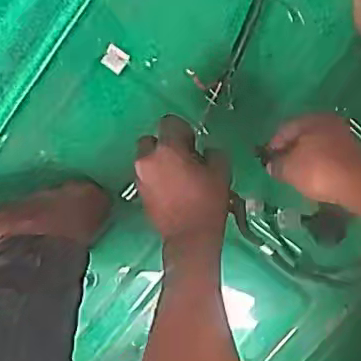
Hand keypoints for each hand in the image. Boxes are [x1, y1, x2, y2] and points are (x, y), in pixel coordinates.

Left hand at [136, 115, 231, 249]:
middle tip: (184, 159)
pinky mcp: (139, 193)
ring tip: (178, 177)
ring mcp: (140, 177)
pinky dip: (157, 178)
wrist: (190, 238)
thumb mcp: (221, 172)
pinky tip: (173, 190)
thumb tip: (205, 152)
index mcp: (167, 149)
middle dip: (166, 145)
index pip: (170, 122)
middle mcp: (147, 159)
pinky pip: (147, 176)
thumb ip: (213, 153)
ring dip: (160, 162)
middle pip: (152, 139)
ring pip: (147, 159)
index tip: (194, 144)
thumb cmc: (208, 203)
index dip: (184, 130)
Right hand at [264, 114, 360, 208]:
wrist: (359, 185)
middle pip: (304, 135)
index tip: (267, 159)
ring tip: (297, 175)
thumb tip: (272, 165)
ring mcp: (345, 139)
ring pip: (318, 147)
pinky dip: (321, 166)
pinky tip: (317, 179)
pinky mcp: (355, 156)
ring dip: (307, 159)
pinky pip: (331, 159)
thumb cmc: (319, 171)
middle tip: (281, 166)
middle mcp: (330, 123)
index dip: (273, 144)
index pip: (286, 128)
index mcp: (312, 119)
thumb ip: (277, 165)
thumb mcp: (290, 169)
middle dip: (292, 150)